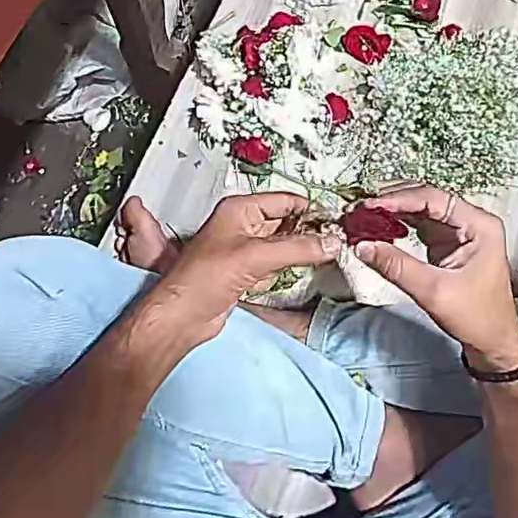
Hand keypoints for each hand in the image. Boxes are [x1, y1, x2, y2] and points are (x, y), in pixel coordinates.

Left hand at [140, 193, 337, 346]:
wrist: (184, 316)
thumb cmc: (204, 279)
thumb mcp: (256, 256)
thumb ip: (297, 248)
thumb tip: (329, 243)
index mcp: (239, 209)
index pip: (284, 200)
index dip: (309, 209)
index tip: (333, 220)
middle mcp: (241, 224)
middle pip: (285, 221)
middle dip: (307, 231)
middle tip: (333, 239)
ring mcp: (243, 248)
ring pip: (281, 243)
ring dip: (298, 250)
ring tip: (323, 253)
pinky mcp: (245, 270)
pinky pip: (274, 262)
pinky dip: (285, 266)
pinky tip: (295, 271)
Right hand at [351, 186, 517, 371]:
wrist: (492, 341)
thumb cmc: (477, 317)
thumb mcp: (434, 292)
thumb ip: (397, 267)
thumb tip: (364, 246)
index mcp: (480, 225)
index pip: (434, 198)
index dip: (399, 199)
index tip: (372, 205)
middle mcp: (470, 221)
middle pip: (426, 197)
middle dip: (393, 201)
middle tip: (362, 208)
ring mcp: (458, 229)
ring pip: (420, 208)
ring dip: (392, 210)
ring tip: (365, 215)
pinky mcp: (446, 241)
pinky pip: (418, 223)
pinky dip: (397, 223)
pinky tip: (378, 226)